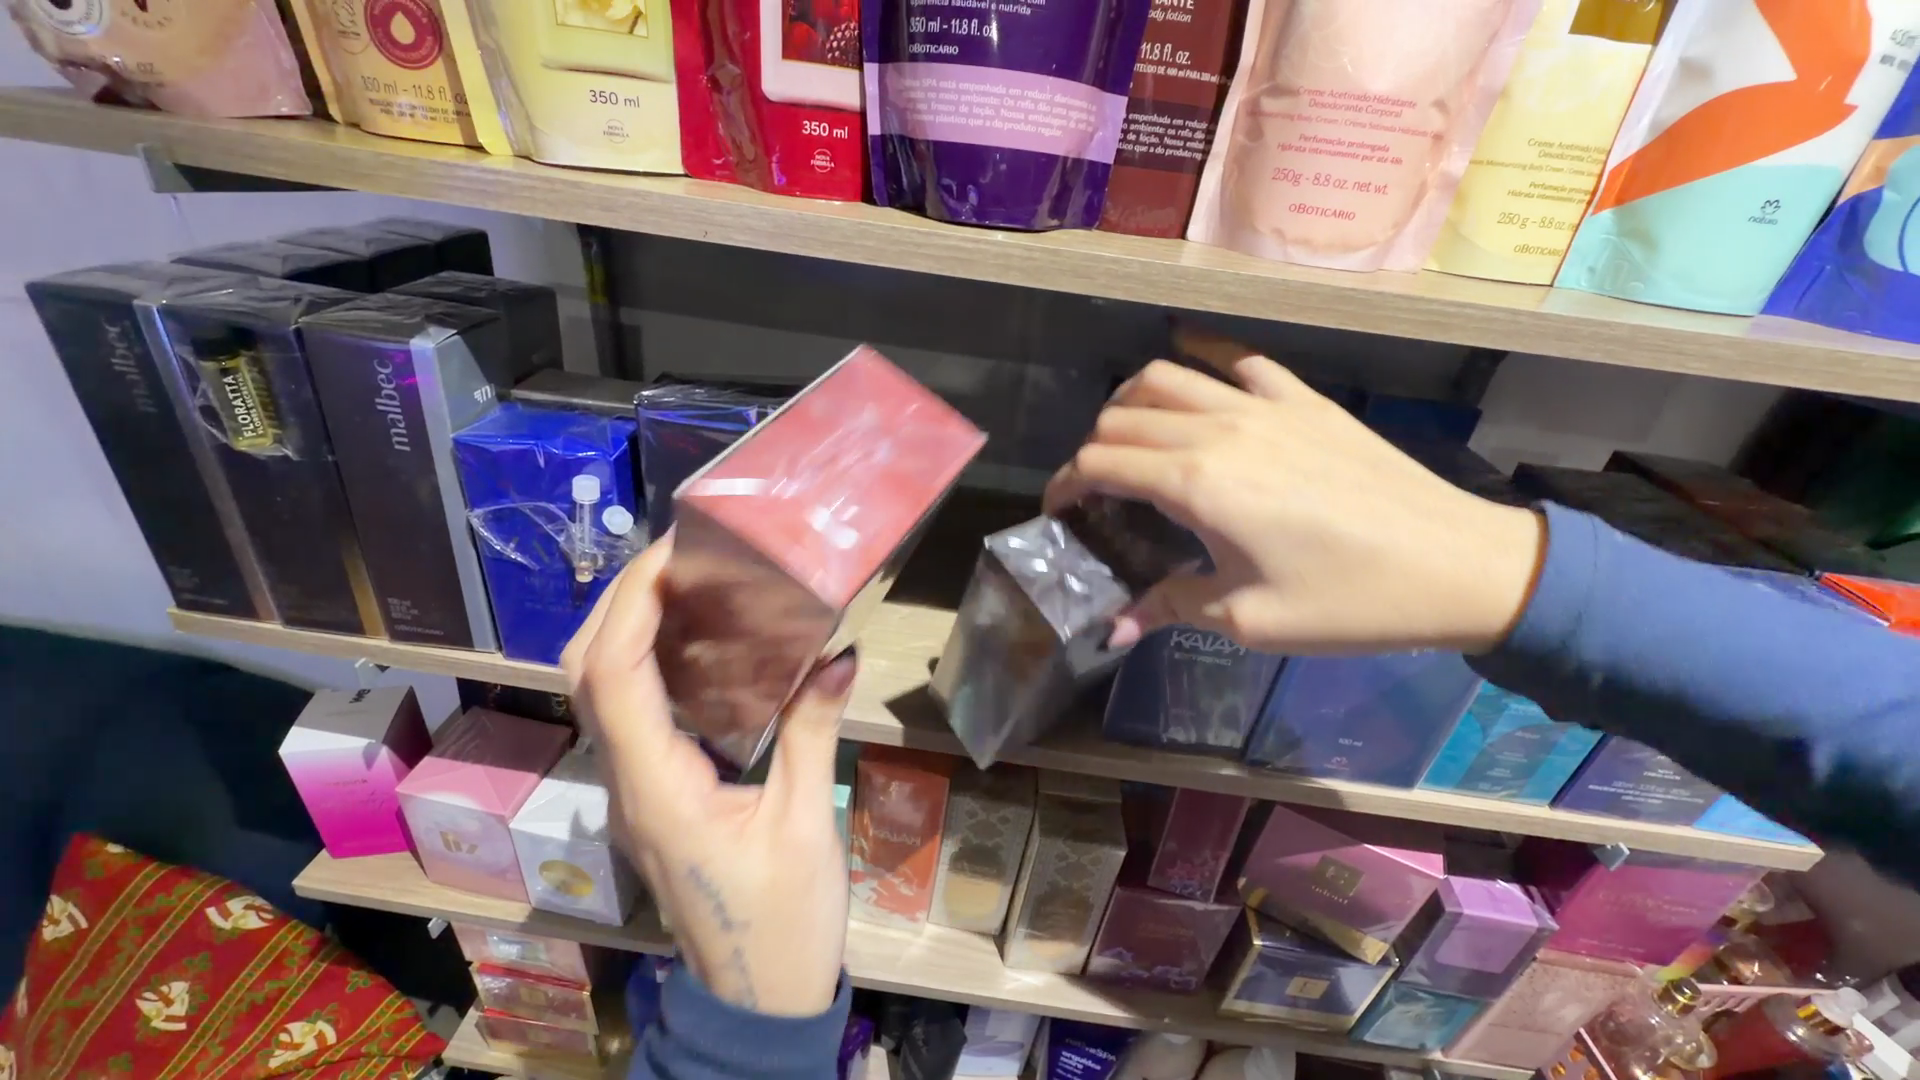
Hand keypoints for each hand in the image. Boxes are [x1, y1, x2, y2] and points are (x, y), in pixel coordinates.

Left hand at [563, 536, 854, 1015]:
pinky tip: (693, 644)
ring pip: (596, 693)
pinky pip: (626, 713)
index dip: (632, 604)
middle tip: (678, 556)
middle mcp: (626, 780)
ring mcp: (632, 789)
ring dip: (625, 628)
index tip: (675, 554)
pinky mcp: (651, 795)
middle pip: (585, 674)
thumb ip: (813, 734)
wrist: (756, 998)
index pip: (614, 674)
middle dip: (618, 603)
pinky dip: (643, 662)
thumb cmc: (783, 919)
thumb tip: (838, 654)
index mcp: (656, 785)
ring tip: (682, 582)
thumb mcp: (806, 824)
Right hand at [1043, 327, 1546, 654]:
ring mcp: (1262, 405)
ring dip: (1130, 403)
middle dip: (1091, 451)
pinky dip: (1199, 360)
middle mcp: (1218, 430)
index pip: (1099, 463)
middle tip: (1097, 491)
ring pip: (1166, 376)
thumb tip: (1112, 629)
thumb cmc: (1347, 602)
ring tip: (1132, 439)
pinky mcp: (1301, 398)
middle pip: (1121, 417)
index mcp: (1196, 485)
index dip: (1064, 485)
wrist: (1457, 565)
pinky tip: (1192, 379)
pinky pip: (1234, 359)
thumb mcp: (1249, 620)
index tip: (1059, 511)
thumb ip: (1170, 608)